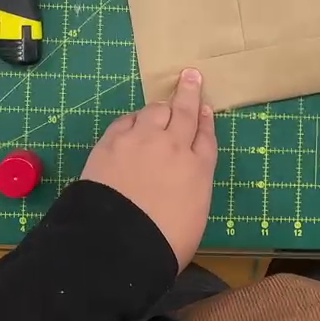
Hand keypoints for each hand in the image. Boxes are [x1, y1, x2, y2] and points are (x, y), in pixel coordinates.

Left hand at [81, 68, 217, 268]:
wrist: (120, 243)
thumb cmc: (163, 244)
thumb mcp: (193, 219)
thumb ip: (191, 191)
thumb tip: (182, 182)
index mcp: (199, 170)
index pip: (206, 137)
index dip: (206, 120)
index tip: (205, 108)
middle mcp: (174, 147)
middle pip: (185, 113)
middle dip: (189, 93)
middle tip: (190, 76)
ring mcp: (142, 140)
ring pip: (155, 111)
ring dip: (161, 107)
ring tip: (161, 104)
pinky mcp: (113, 142)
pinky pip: (127, 121)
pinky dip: (133, 120)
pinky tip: (133, 122)